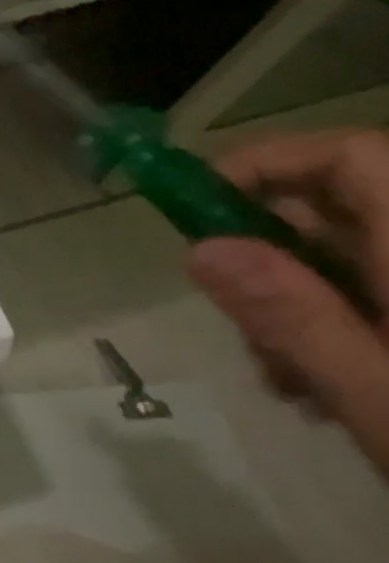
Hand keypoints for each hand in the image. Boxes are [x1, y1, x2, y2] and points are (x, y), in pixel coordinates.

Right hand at [186, 129, 388, 471]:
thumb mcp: (386, 402)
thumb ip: (295, 319)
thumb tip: (203, 250)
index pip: (355, 159)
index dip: (270, 162)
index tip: (194, 203)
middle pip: (354, 207)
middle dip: (273, 252)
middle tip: (234, 315)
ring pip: (366, 257)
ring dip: (303, 299)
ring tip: (281, 374)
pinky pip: (388, 296)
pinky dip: (347, 325)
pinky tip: (324, 383)